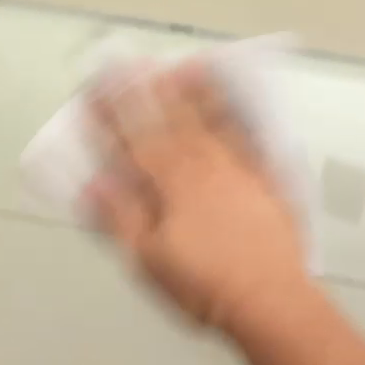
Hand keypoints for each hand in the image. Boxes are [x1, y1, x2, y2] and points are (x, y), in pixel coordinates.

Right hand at [85, 62, 315, 333]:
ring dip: (191, 91)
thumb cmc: (205, 285)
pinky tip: (235, 98)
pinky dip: (237, 113)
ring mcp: (234, 166)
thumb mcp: (150, 260)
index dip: (110, 115)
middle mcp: (200, 165)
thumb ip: (121, 217)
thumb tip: (92, 183)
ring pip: (208, 119)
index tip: (92, 90)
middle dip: (145, 91)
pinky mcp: (263, 176)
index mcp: (170, 185)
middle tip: (130, 63)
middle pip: (168, 120)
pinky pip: (247, 134)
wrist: (272, 301)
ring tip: (180, 63)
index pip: (132, 140)